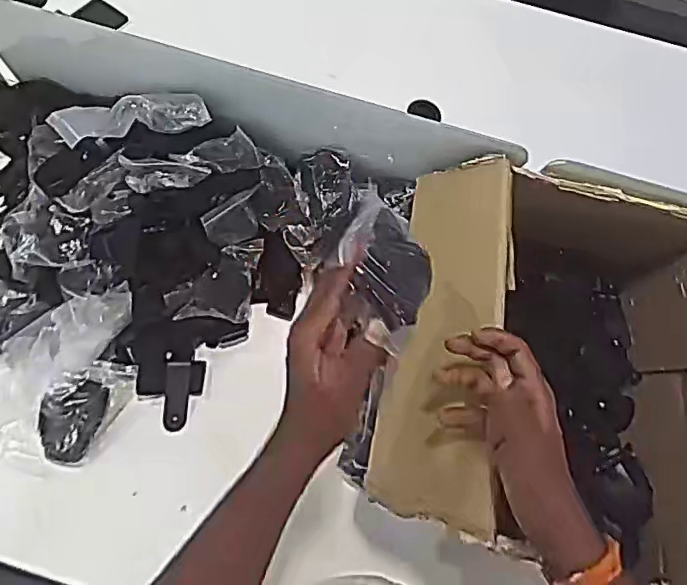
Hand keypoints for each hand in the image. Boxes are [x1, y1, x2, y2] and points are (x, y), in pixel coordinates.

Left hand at [272, 265, 386, 464]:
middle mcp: (308, 329)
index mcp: (308, 331)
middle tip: (369, 252)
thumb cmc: (319, 415)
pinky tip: (371, 308)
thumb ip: (367, 349)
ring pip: (335, 304)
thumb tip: (382, 323)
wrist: (304, 439)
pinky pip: (339, 320)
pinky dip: (354, 310)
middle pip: (329, 290)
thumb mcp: (349, 381)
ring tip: (374, 273)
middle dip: (349, 271)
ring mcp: (314, 338)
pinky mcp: (322, 348)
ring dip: (353, 290)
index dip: (346, 266)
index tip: (359, 247)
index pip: (329, 288)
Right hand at [439, 329, 610, 578]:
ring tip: (439, 379)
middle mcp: (523, 400)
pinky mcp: (501, 439)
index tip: (469, 335)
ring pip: (484, 388)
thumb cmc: (536, 473)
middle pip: (497, 365)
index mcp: (533, 392)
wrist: (546, 520)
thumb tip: (490, 363)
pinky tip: (445, 418)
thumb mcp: (516, 427)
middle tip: (448, 346)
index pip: (516, 351)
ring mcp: (511, 419)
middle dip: (473, 353)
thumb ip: (501, 393)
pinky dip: (461, 413)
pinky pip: (479, 416)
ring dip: (461, 381)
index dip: (494, 338)